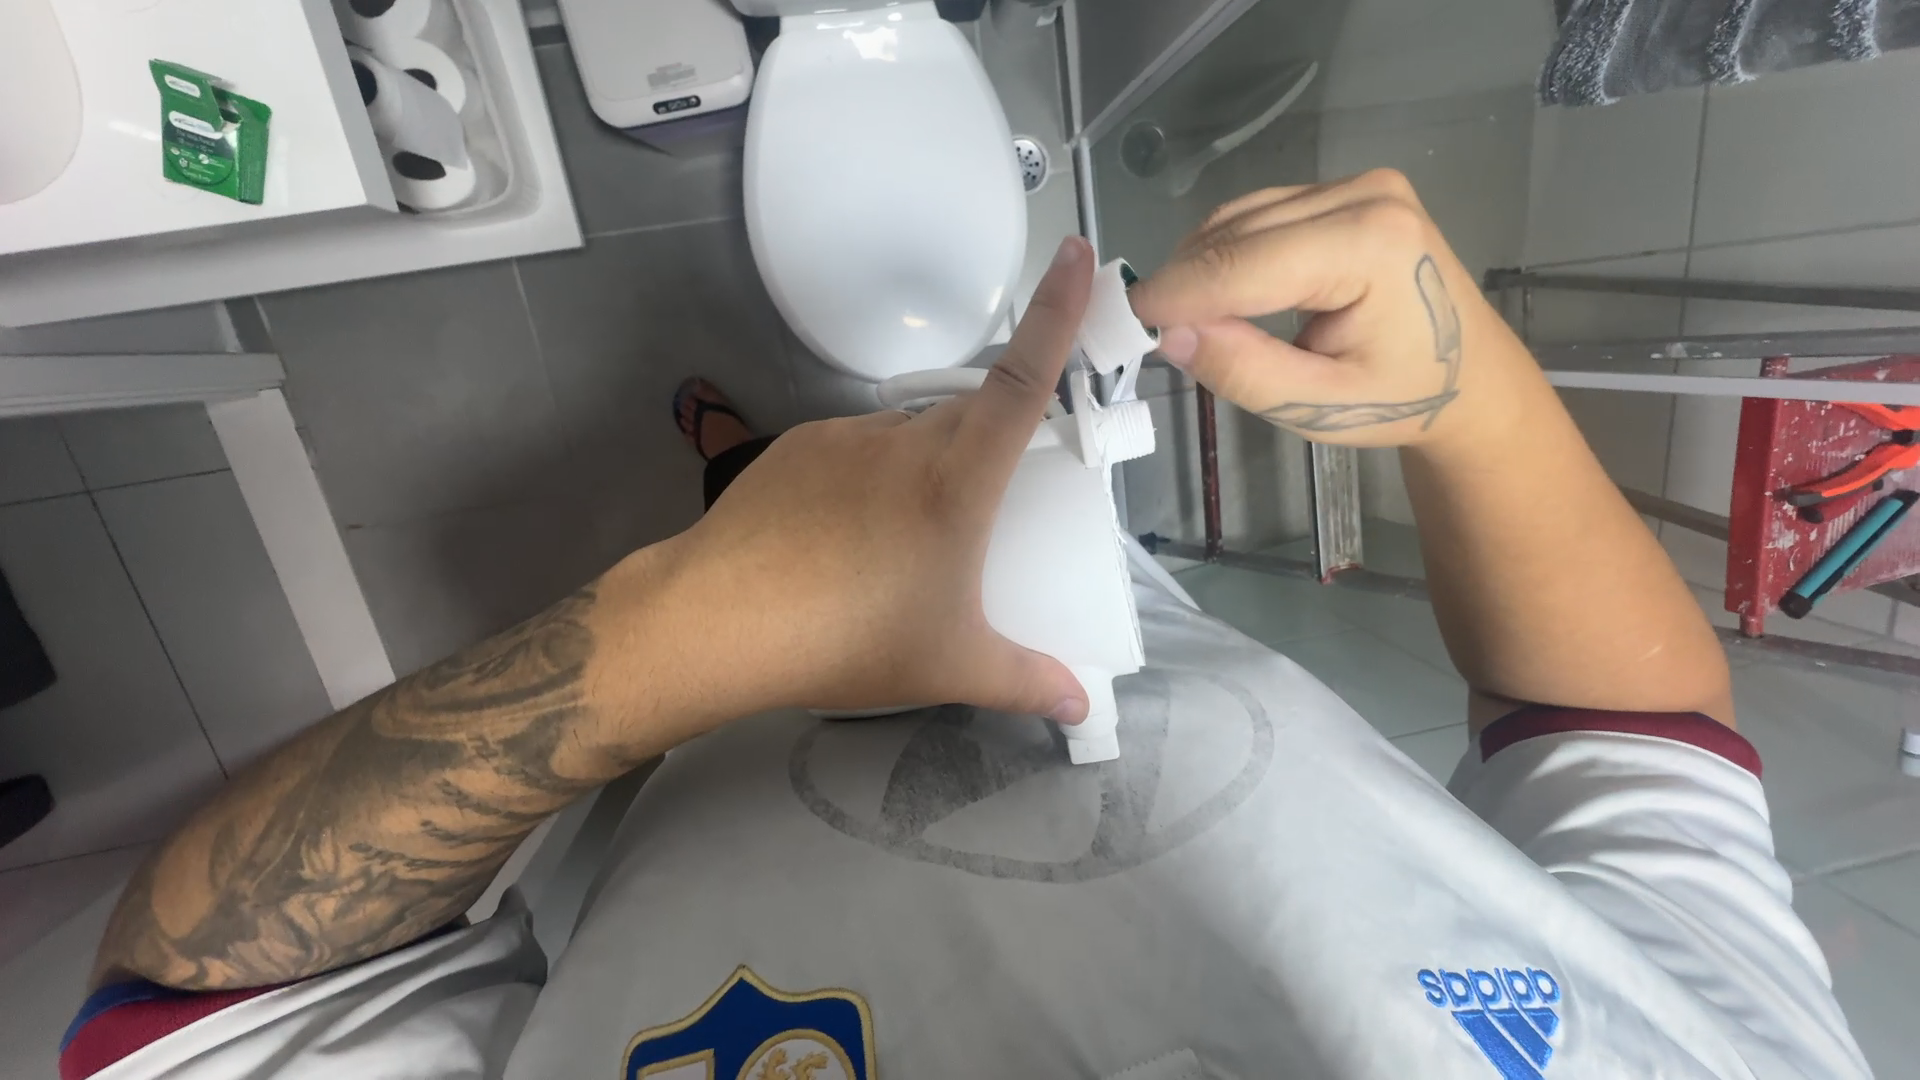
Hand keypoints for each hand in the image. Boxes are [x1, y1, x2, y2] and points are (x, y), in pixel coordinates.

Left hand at [646, 237, 1096, 731]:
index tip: (1081, 253)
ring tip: (897, 541)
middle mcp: (903, 438)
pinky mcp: (795, 446)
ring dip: (924, 468)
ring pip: (908, 434)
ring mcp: (842, 435)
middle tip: (976, 511)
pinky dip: (868, 477)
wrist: (718, 623)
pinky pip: (854, 448)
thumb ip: (1024, 682)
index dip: (1059, 313)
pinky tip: (841, 534)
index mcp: (957, 477)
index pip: (1025, 378)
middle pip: (970, 414)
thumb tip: (1080, 710)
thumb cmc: (849, 638)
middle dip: (989, 444)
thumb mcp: (949, 665)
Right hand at [1128, 170, 1527, 449]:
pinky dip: (1220, 254)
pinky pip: (1257, 216)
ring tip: (1176, 319)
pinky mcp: (1345, 192)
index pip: (1241, 264)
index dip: (1174, 294)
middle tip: (1142, 331)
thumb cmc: (1401, 398)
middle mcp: (1363, 195)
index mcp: (1369, 246)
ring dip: (1195, 267)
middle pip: (1234, 234)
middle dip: (1179, 282)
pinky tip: (1212, 293)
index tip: (1121, 323)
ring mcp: (1357, 186)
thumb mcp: (1316, 405)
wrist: (1470, 376)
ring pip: (1238, 219)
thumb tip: (1168, 335)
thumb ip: (1241, 369)